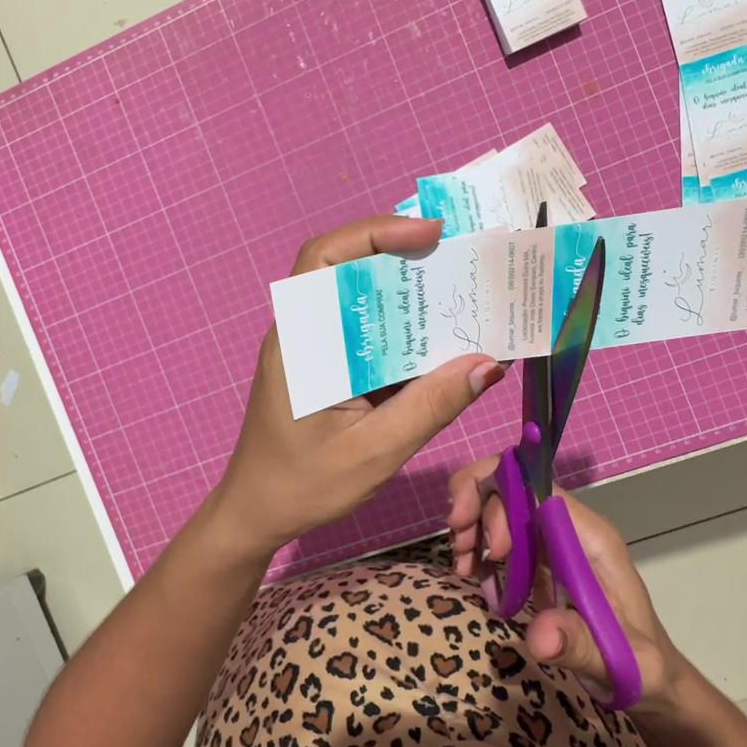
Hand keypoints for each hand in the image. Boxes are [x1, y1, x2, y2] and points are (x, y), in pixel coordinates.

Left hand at [208, 216, 506, 551]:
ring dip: (413, 303)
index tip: (432, 233)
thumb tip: (488, 363)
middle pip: (352, 275)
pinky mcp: (329, 373)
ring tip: (469, 300)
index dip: (375, 233)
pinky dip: (407, 340)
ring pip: (366, 308)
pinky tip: (446, 348)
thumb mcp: (373, 452)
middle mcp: (304, 335)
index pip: (324, 259)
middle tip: (467, 264)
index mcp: (300, 341)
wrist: (258, 513)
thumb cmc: (302, 485)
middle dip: (408, 263)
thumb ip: (429, 407)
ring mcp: (315, 353)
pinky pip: (370, 341)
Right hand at [445, 457, 694, 714]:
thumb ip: (581, 645)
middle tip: (463, 552)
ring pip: (497, 502)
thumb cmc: (643, 667)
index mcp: (590, 537)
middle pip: (509, 486)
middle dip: (475, 507)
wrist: (650, 678)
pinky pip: (497, 531)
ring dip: (470, 524)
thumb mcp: (621, 662)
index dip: (500, 500)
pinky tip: (471, 573)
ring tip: (463, 564)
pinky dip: (475, 543)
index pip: (537, 487)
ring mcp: (550, 539)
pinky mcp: (537, 556)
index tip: (487, 546)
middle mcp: (567, 527)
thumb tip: (538, 637)